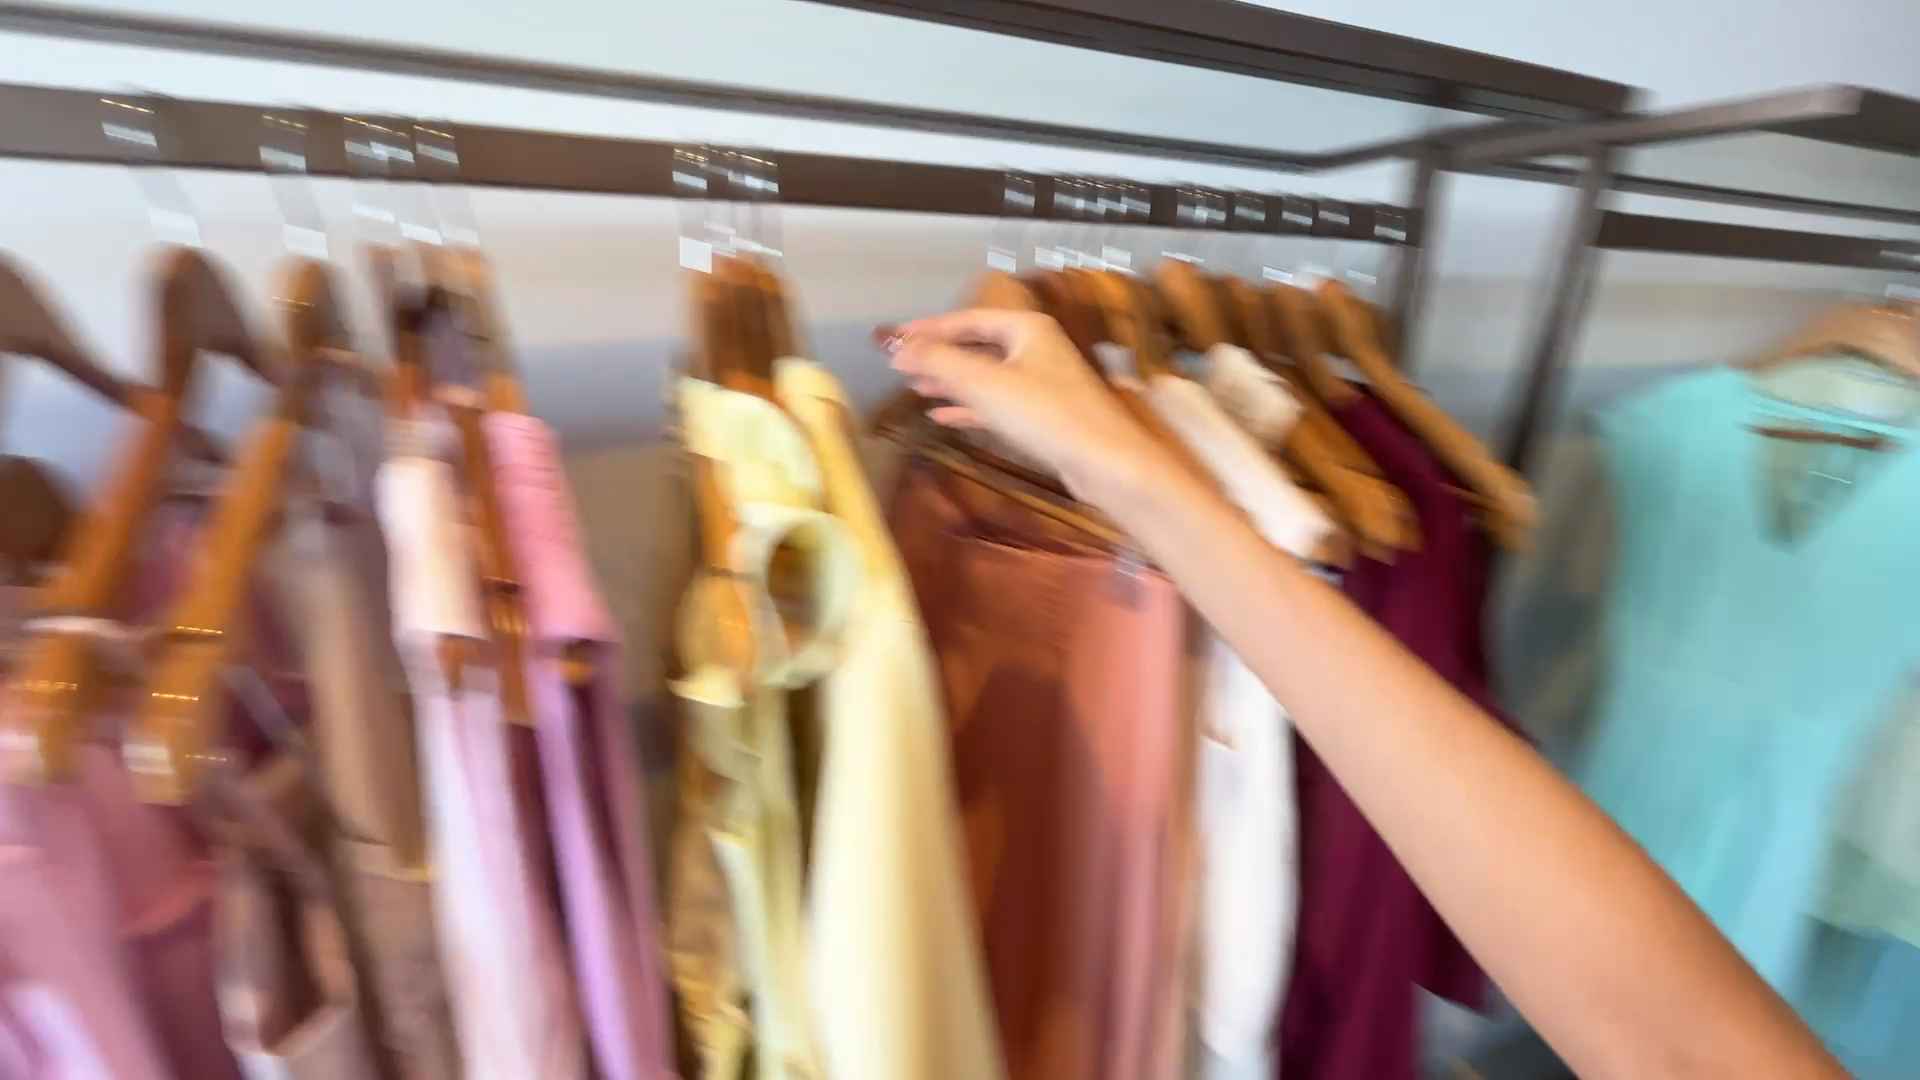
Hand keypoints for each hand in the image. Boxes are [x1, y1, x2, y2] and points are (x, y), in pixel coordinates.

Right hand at [887, 309, 1170, 501]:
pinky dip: (969, 407)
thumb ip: (938, 361)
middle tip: (900, 365)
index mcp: (1025, 328)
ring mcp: (1041, 382)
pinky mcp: (1043, 415)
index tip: (893, 338)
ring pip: (985, 376)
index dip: (926, 329)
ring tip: (916, 388)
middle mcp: (1035, 348)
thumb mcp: (984, 383)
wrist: (1104, 461)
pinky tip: (943, 415)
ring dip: (950, 382)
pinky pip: (996, 403)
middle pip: (975, 346)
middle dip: (937, 356)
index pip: (966, 320)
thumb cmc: (1046, 414)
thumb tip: (896, 348)